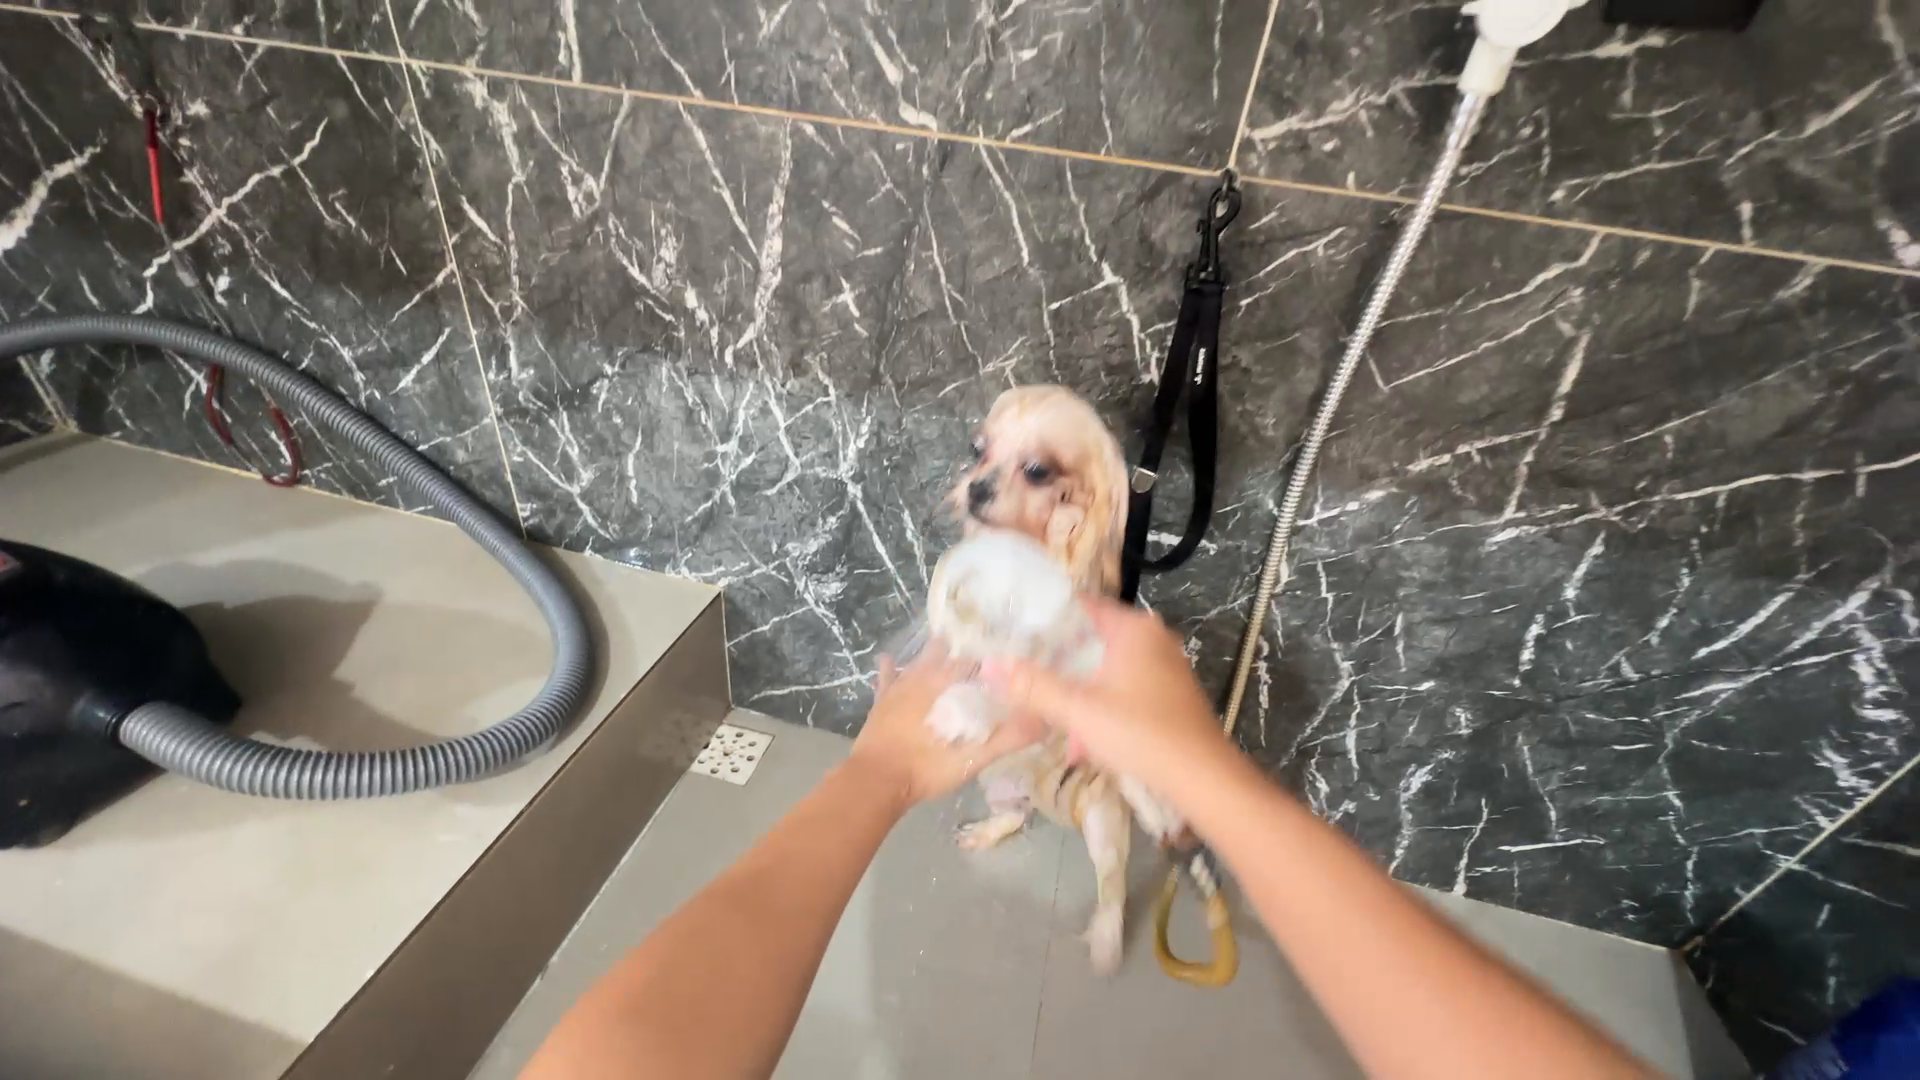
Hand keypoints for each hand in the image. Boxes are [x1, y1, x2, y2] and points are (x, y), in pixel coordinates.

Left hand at [847, 654, 1041, 808]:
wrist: (876, 782)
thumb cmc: (926, 767)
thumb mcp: (973, 757)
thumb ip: (1009, 738)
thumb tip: (1047, 721)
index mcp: (946, 687)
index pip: (972, 663)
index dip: (988, 658)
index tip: (1003, 654)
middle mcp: (923, 679)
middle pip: (945, 658)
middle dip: (961, 652)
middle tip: (976, 646)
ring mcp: (899, 690)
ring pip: (918, 663)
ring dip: (931, 656)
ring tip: (943, 644)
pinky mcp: (881, 703)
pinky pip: (886, 679)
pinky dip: (889, 668)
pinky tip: (887, 658)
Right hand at [981, 598, 1229, 789]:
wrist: (1204, 779)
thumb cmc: (1141, 733)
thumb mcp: (1079, 710)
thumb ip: (1033, 686)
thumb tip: (990, 664)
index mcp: (1133, 628)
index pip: (1080, 605)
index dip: (1044, 617)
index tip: (1013, 632)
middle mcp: (1152, 637)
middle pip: (1091, 638)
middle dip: (1058, 662)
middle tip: (1023, 673)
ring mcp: (1164, 665)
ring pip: (1106, 667)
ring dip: (1078, 691)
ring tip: (1048, 715)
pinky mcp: (1169, 692)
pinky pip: (1124, 687)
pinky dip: (1101, 705)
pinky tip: (1082, 740)